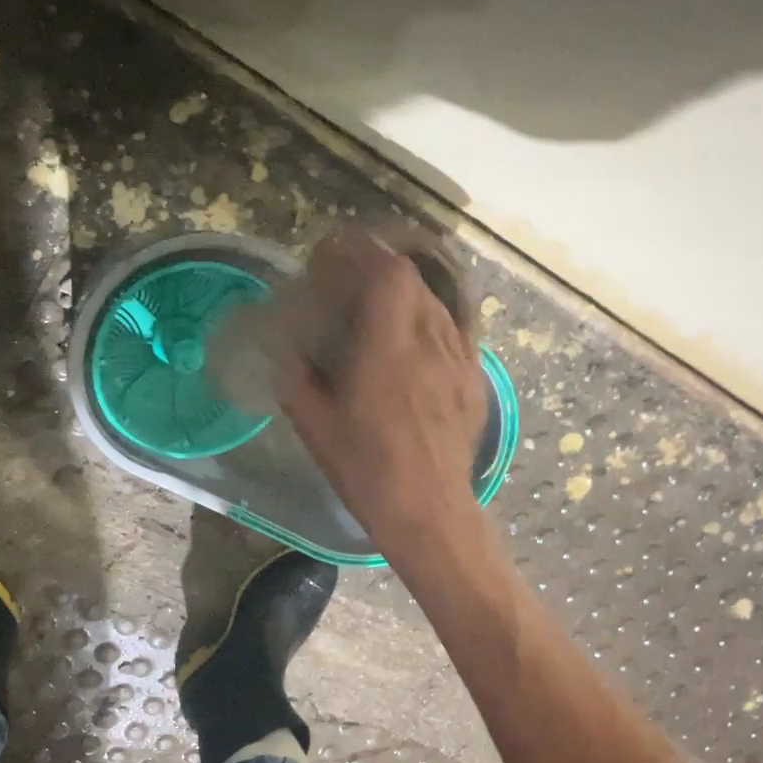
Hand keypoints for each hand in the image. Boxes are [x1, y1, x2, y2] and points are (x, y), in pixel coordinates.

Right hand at [278, 227, 487, 550]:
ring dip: (404, 292)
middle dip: (377, 267)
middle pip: (412, 279)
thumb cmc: (364, 467)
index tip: (333, 253)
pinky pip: (454, 329)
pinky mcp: (473, 378)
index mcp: (386, 347)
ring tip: (378, 305)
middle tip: (348, 279)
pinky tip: (414, 337)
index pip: (388, 273)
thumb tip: (289, 353)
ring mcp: (458, 358)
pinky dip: (429, 319)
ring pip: (435, 300)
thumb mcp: (313, 425)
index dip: (362, 251)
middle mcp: (428, 341)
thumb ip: (297, 380)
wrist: (427, 510)